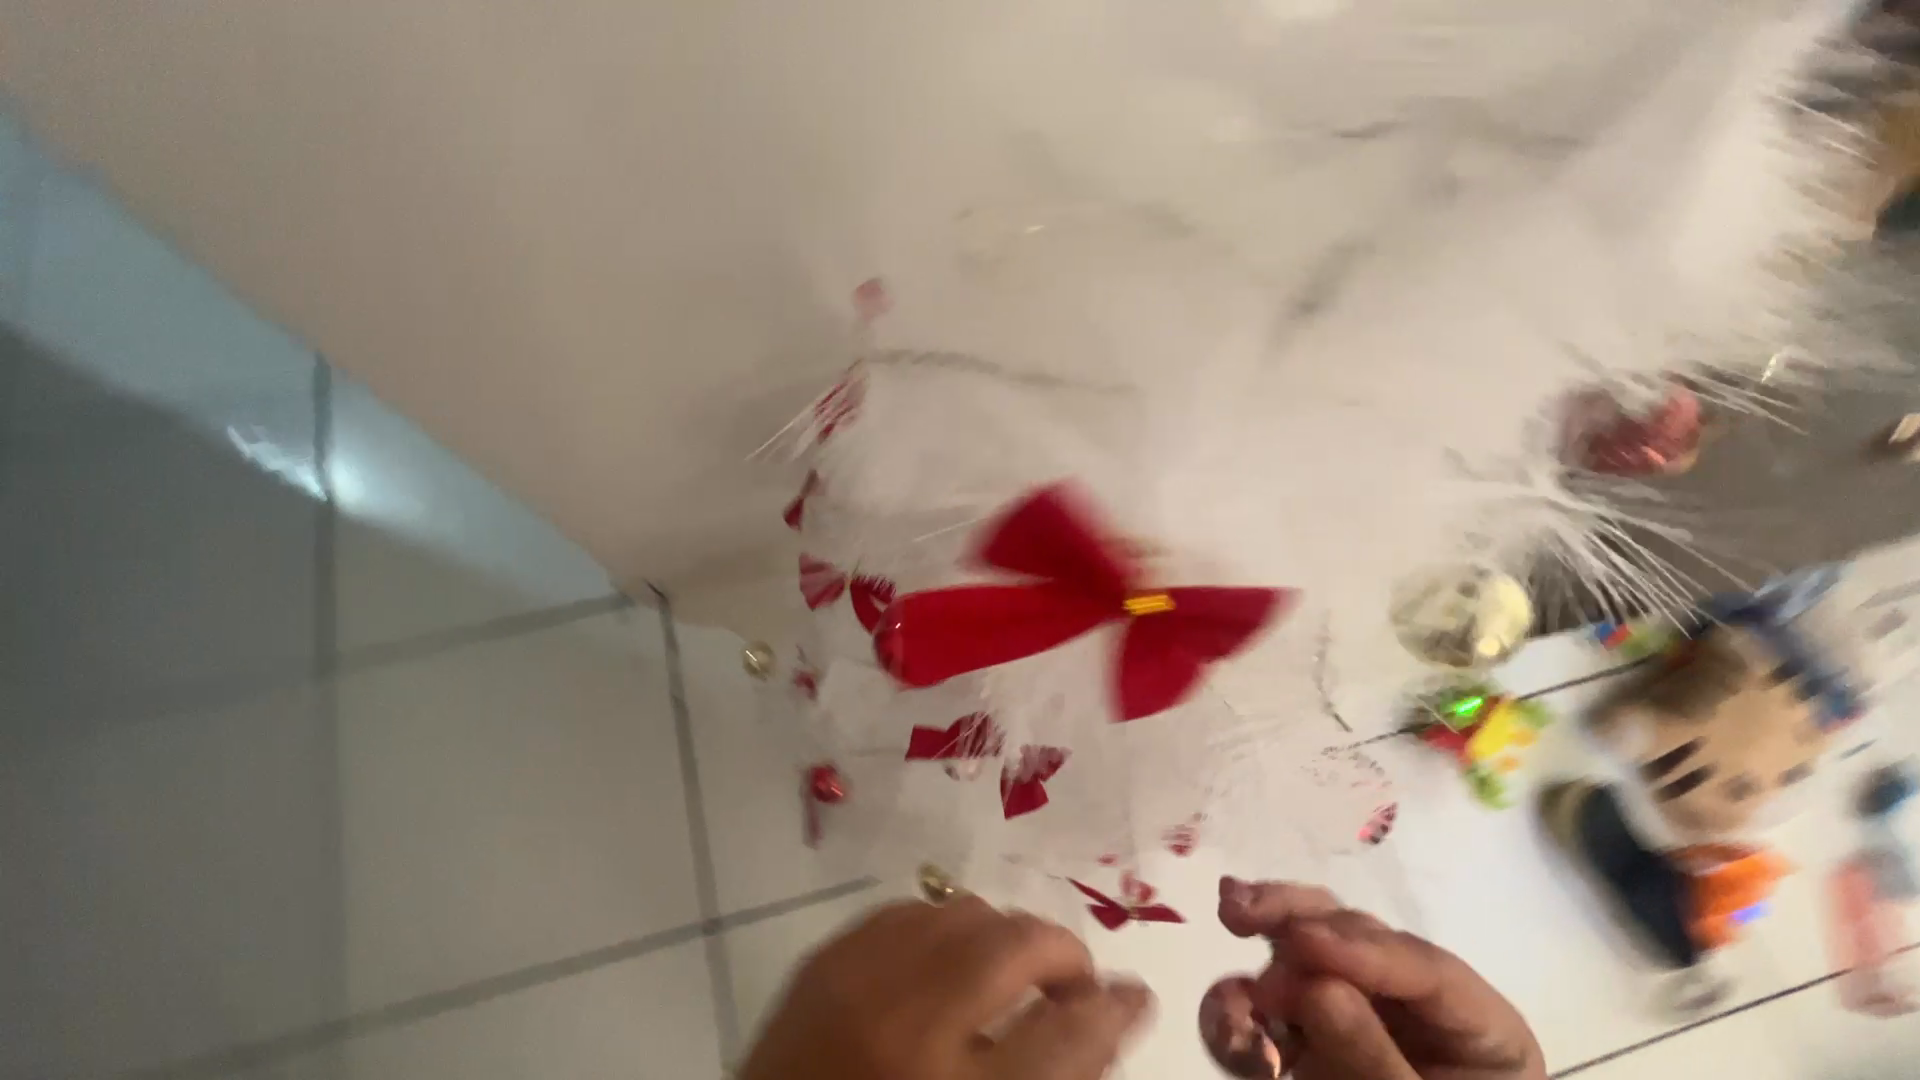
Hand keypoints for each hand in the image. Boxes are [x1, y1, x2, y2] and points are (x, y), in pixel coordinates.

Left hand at [740, 895, 1153, 1079]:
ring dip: (1002, 938)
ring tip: (1010, 973)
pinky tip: (947, 961)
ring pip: (964, 913)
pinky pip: (908, 912)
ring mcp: (857, 980)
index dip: (1112, 1012)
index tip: (1135, 996)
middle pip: (1015, 947)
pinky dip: (943, 929)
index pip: (1063, 1038)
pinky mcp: (824, 959)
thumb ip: (1036, 1075)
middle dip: (1062, 957)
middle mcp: (907, 1025)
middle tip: (1074, 985)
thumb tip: (1092, 1025)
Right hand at [1218, 879, 1544, 1079]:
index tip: (1301, 939)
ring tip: (1224, 953)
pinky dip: (1237, 1005)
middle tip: (1236, 911)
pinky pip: (1268, 1006)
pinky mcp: (1306, 1039)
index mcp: (1476, 1028)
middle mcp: (1410, 1004)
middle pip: (1353, 933)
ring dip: (1256, 945)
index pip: (1425, 970)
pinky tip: (1225, 1021)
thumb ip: (1374, 1060)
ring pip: (1302, 947)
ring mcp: (1354, 1016)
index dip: (1361, 949)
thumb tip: (1315, 987)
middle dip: (1291, 918)